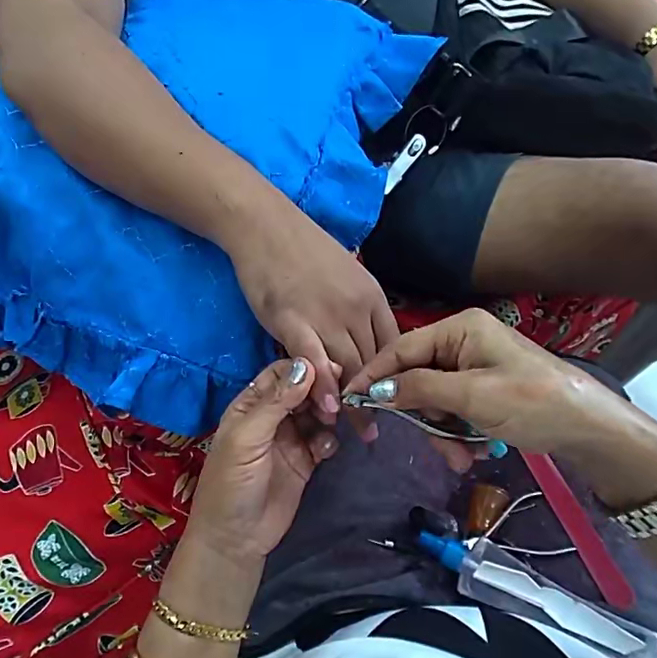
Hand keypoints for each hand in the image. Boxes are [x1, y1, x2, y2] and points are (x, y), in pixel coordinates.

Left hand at [181, 357, 338, 560]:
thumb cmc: (231, 484)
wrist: (236, 538)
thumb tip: (307, 366)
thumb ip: (275, 403)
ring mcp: (290, 439)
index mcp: (250, 405)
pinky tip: (325, 451)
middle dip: (322, 391)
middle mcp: (272, 417)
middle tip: (338, 400)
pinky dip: (329, 440)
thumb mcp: (247, 439)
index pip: (282, 373)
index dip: (306, 371)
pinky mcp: (305, 461)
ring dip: (329, 414)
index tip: (328, 376)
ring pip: (317, 412)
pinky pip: (324, 439)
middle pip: (305, 389)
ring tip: (332, 423)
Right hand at [231, 212, 400, 420]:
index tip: (391, 404)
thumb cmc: (303, 250)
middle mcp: (357, 308)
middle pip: (374, 363)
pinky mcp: (293, 320)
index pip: (393, 347)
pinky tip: (329, 409)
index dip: (393, 379)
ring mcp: (327, 314)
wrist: (263, 224)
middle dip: (377, 400)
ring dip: (354, 403)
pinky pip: (315, 360)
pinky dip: (324, 387)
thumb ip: (356, 311)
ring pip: (349, 367)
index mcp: (373, 298)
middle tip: (375, 432)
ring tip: (357, 433)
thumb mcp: (345, 278)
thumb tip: (360, 344)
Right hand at [345, 308, 656, 504]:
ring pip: (434, 398)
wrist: (589, 427)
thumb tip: (373, 391)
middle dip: (423, 416)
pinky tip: (476, 451)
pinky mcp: (484, 387)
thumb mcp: (471, 396)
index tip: (348, 398)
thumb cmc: (532, 402)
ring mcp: (475, 365)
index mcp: (460, 328)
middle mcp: (464, 341)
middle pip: (417, 376)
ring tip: (463, 457)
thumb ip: (419, 389)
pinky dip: (459, 432)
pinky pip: (454, 408)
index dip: (374, 375)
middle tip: (435, 446)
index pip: (402, 347)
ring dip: (443, 432)